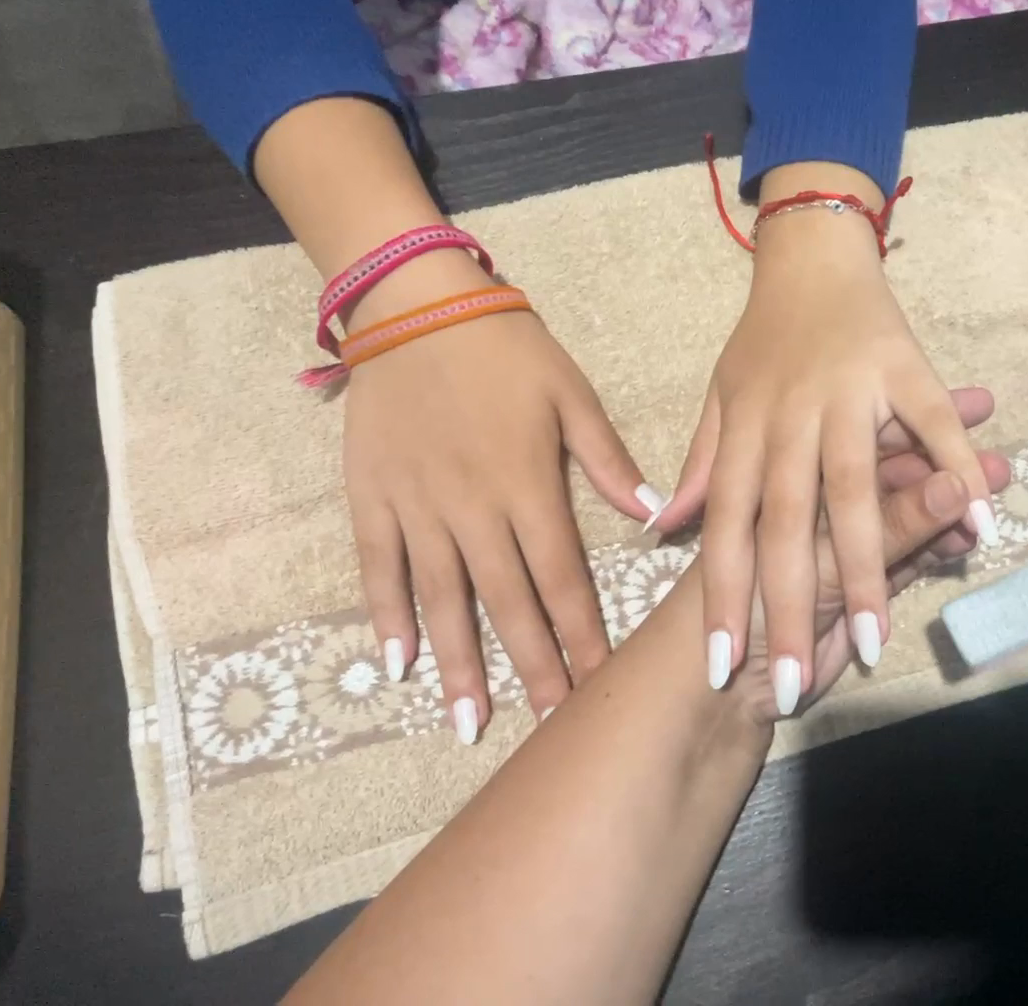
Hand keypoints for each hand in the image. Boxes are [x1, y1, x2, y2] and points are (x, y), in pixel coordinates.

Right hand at [343, 258, 662, 739]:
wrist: (416, 306)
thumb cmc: (506, 349)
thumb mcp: (572, 395)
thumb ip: (609, 461)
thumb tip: (656, 514)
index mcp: (529, 487)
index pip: (563, 579)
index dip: (582, 634)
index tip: (597, 684)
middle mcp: (474, 510)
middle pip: (508, 602)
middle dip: (532, 665)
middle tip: (547, 722)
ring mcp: (417, 508)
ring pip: (443, 599)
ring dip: (459, 662)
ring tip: (469, 720)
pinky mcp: (372, 497)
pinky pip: (380, 567)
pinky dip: (387, 614)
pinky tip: (396, 662)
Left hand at [654, 164, 995, 713]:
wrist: (812, 253)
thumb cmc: (766, 335)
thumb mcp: (720, 396)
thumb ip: (700, 463)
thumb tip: (660, 527)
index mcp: (745, 426)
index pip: (726, 521)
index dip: (720, 592)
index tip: (719, 665)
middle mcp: (790, 415)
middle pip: (786, 521)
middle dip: (788, 606)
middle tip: (792, 684)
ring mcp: (849, 392)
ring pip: (855, 488)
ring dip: (868, 567)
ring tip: (877, 640)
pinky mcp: (906, 368)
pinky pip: (932, 426)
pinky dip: (959, 472)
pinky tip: (979, 530)